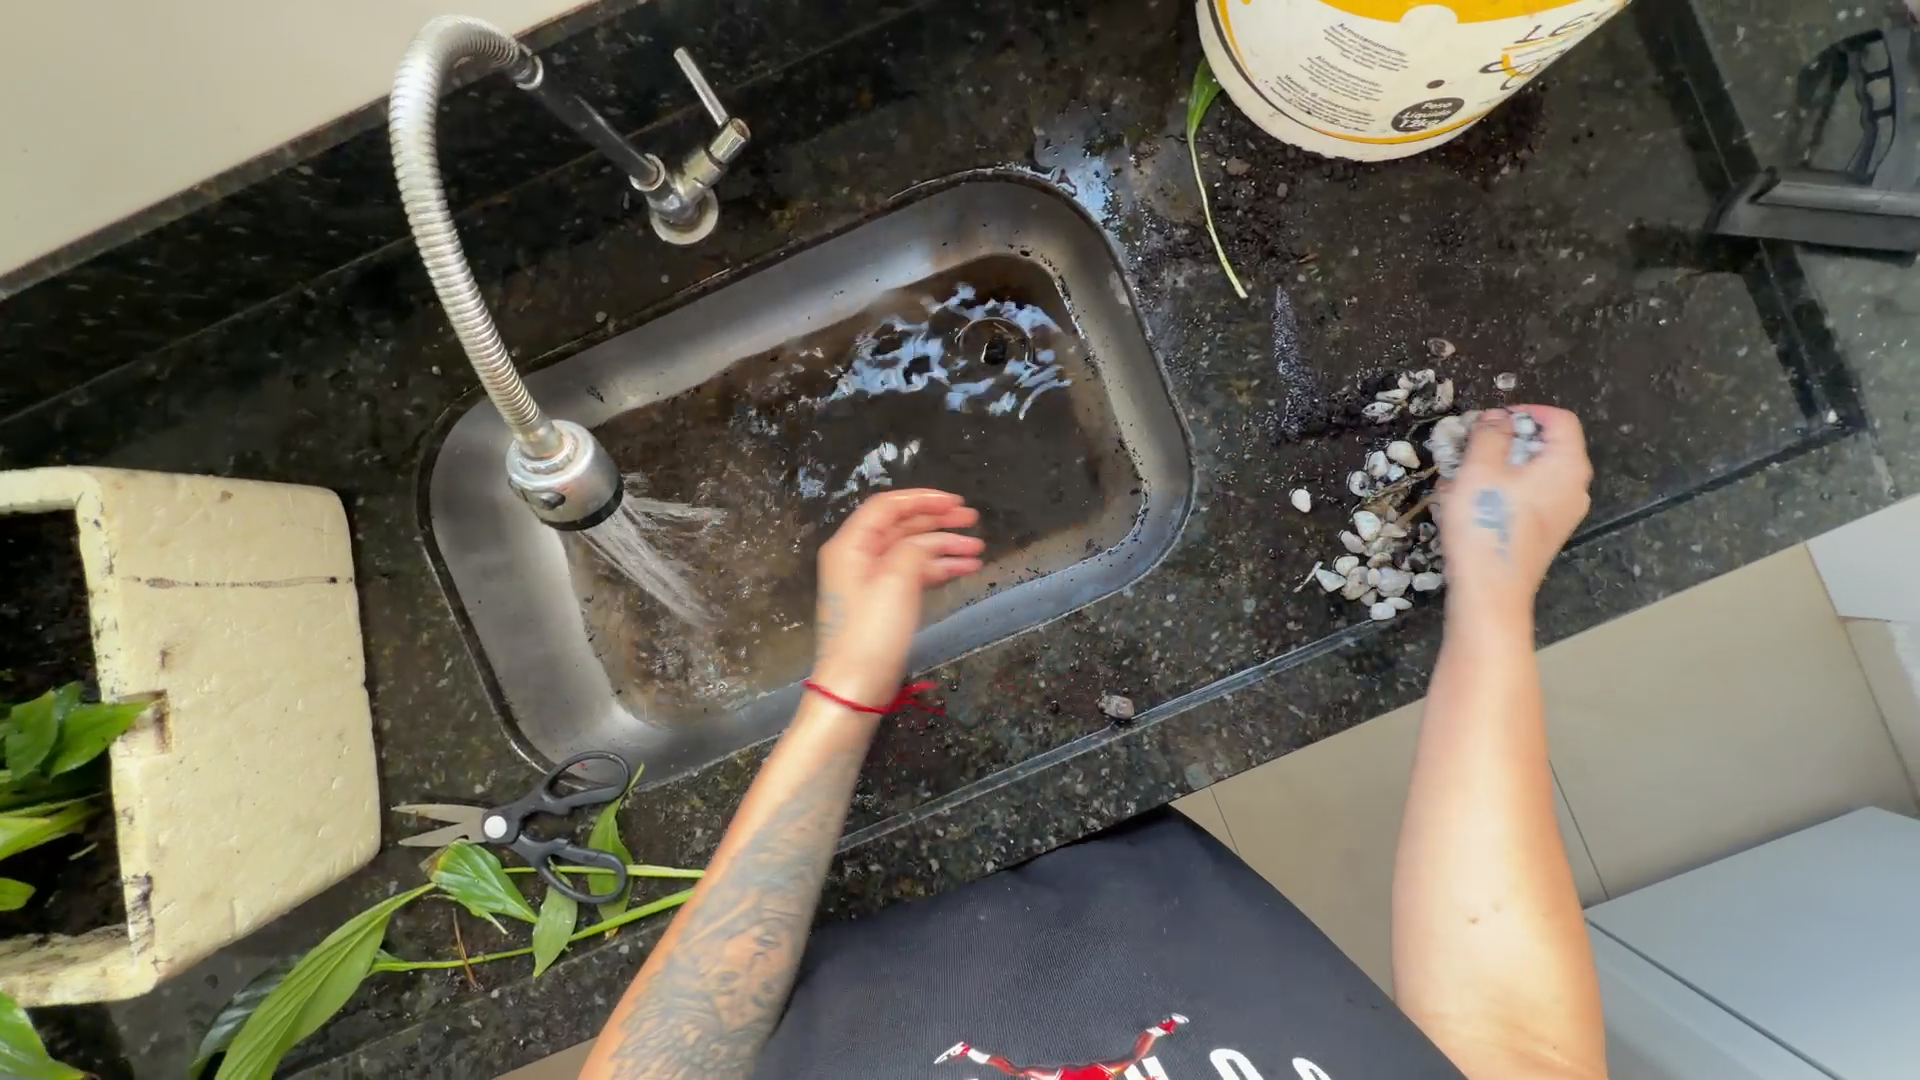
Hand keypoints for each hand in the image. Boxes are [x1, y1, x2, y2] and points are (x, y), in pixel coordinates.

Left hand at [810, 489, 984, 708]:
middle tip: (973, 521)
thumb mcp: (896, 581)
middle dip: (938, 522)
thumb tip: (929, 542)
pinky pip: (913, 574)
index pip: (887, 506)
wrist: (855, 687)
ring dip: (945, 547)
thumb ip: (914, 549)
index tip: (956, 503)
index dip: (923, 499)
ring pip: (912, 551)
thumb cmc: (871, 632)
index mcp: (851, 545)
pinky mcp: (884, 603)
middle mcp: (858, 557)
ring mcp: (871, 581)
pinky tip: (966, 569)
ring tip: (978, 550)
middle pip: (902, 527)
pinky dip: (938, 569)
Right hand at [1435, 407, 1591, 619]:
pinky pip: (1526, 498)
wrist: (1491, 588)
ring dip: (1496, 469)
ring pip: (1532, 475)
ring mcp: (1562, 512)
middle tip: (1468, 449)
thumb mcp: (1480, 470)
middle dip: (1504, 442)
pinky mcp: (1544, 532)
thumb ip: (1490, 435)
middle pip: (1545, 447)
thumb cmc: (1487, 523)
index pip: (1559, 420)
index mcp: (1567, 465)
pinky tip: (1468, 505)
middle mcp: (1574, 487)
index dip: (1526, 411)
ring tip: (1460, 480)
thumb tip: (1496, 416)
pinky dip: (1500, 492)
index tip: (1489, 418)